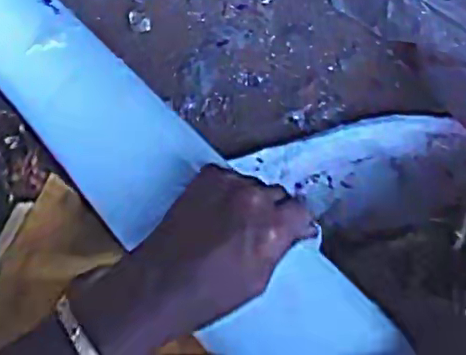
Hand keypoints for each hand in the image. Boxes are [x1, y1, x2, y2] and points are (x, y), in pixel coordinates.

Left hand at [69, 167, 314, 350]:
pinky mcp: (209, 174)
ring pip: (252, 183)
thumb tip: (292, 234)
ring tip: (231, 222)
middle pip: (277, 193)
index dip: (296, 221)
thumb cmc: (207, 291)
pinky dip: (226, 190)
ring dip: (249, 198)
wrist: (164, 280)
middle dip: (273, 209)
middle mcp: (254, 198)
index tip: (294, 226)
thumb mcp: (258, 280)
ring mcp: (230, 182)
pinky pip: (229, 176)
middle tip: (259, 227)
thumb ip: (279, 249)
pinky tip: (215, 210)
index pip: (301, 209)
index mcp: (272, 228)